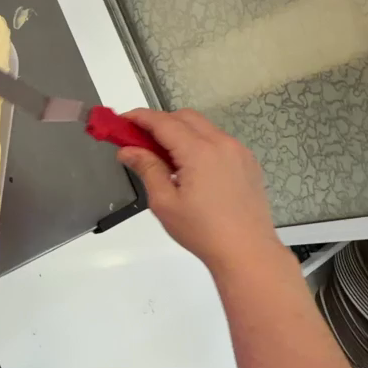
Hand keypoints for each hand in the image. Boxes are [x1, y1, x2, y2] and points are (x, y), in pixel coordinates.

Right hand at [115, 109, 283, 272]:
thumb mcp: (164, 202)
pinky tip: (188, 168)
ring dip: (179, 133)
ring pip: (203, 128)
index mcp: (199, 152)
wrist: (246, 250)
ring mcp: (238, 152)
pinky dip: (198, 143)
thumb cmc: (201, 230)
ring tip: (162, 158)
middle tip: (138, 140)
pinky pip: (218, 142)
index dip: (139, 117)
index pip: (163, 122)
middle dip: (159, 122)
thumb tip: (127, 150)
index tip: (120, 120)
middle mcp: (222, 144)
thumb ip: (147, 169)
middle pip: (185, 117)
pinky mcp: (247, 162)